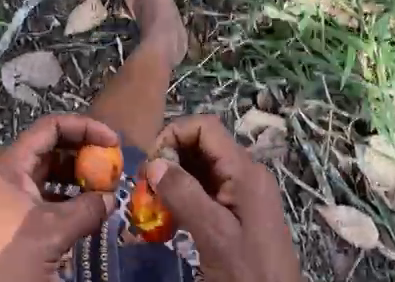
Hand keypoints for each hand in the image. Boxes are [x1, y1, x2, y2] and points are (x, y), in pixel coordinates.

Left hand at [0, 114, 117, 281]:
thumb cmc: (13, 257)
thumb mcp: (54, 231)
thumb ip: (87, 209)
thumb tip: (110, 198)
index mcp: (10, 165)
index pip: (51, 128)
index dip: (84, 128)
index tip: (113, 141)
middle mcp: (8, 174)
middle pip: (51, 149)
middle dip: (84, 155)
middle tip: (111, 167)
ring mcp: (9, 197)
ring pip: (50, 175)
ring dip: (78, 179)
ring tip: (104, 190)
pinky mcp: (13, 220)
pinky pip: (45, 198)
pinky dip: (67, 200)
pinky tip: (88, 212)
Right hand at [148, 115, 302, 281]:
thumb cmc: (248, 272)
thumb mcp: (214, 235)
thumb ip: (185, 195)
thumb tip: (154, 162)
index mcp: (245, 170)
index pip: (205, 127)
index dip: (174, 134)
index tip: (150, 164)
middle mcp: (246, 173)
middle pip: (202, 145)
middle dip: (171, 158)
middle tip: (145, 186)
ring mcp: (244, 193)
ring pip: (202, 168)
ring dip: (175, 178)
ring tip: (152, 201)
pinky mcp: (239, 212)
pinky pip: (208, 190)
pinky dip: (185, 196)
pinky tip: (170, 216)